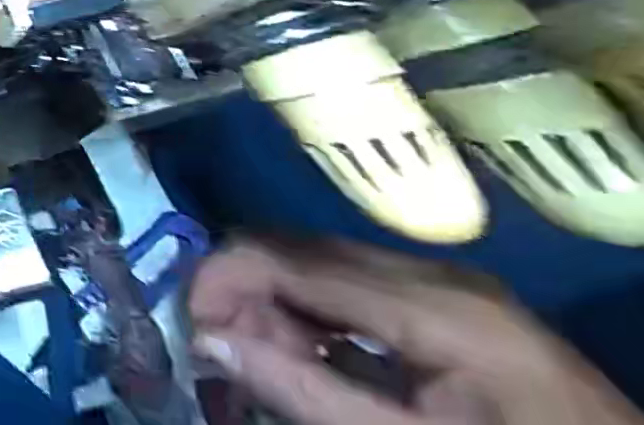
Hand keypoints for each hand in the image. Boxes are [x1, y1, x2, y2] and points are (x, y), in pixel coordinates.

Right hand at [188, 240, 643, 424]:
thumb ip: (304, 391)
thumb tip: (205, 340)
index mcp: (433, 305)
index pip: (284, 258)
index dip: (220, 282)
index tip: (192, 328)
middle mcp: (432, 274)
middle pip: (294, 251)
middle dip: (243, 293)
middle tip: (227, 350)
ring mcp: (446, 285)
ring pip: (314, 262)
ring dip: (275, 304)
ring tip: (269, 360)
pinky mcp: (451, 303)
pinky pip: (350, 285)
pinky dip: (313, 313)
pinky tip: (310, 355)